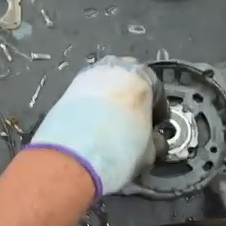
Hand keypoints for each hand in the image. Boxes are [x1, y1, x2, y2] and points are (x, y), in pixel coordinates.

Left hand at [27, 58, 160, 195]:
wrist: (73, 157)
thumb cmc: (120, 149)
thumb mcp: (150, 151)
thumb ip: (155, 140)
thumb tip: (154, 141)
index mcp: (140, 77)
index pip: (156, 88)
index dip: (158, 108)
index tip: (157, 123)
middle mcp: (114, 68)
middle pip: (128, 79)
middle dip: (132, 97)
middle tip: (134, 120)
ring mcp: (87, 76)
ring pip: (105, 84)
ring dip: (110, 100)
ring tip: (112, 124)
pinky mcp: (67, 89)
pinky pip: (87, 94)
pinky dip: (92, 105)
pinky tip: (93, 126)